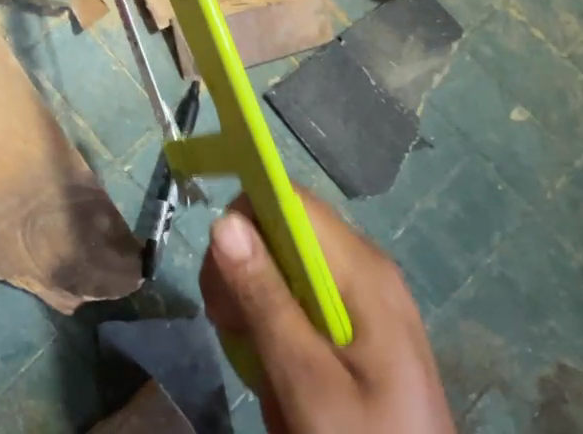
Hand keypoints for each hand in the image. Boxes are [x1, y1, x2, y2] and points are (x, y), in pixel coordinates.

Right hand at [200, 191, 453, 433]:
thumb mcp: (307, 381)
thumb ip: (265, 300)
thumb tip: (222, 221)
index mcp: (362, 271)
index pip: (289, 200)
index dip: (243, 219)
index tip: (220, 273)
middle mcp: (362, 266)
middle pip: (278, 227)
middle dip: (240, 266)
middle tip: (229, 324)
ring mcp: (359, 291)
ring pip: (278, 259)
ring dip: (248, 296)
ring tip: (250, 348)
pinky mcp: (352, 316)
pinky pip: (293, 289)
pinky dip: (268, 314)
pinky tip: (271, 355)